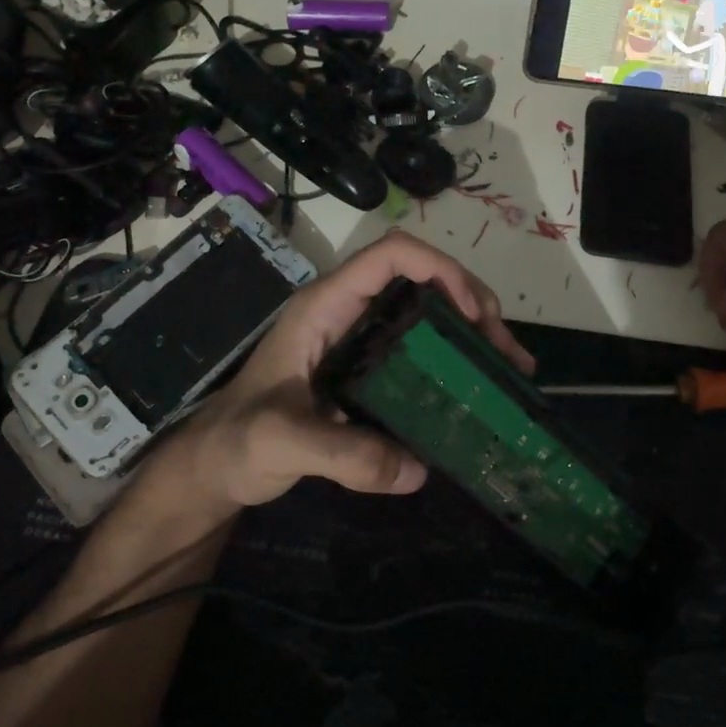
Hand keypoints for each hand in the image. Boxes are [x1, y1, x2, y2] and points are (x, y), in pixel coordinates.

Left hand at [166, 232, 533, 509]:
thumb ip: (341, 453)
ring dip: (471, 333)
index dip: (440, 269)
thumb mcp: (282, 442)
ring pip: (426, 315)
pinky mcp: (367, 372)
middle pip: (421, 281)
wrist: (214, 468)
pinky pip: (421, 352)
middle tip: (506, 351)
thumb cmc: (236, 441)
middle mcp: (348, 313)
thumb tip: (417, 469)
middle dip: (471, 304)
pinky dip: (455, 363)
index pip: (391, 257)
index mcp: (326, 306)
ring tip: (511, 368)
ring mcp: (359, 342)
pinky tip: (479, 390)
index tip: (476, 313)